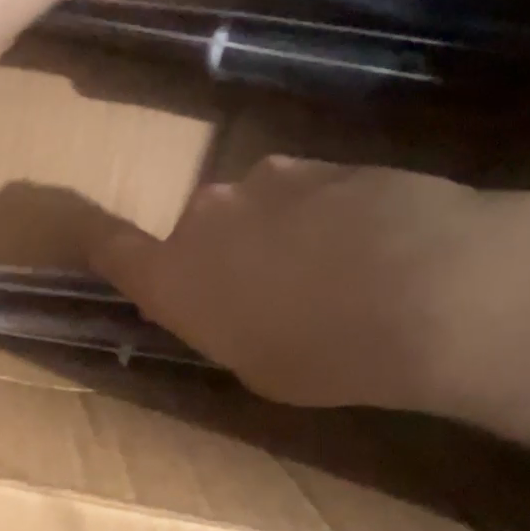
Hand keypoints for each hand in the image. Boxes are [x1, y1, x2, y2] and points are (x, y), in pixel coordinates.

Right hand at [89, 158, 496, 410]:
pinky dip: (325, 219)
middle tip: (266, 296)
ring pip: (255, 209)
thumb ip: (225, 327)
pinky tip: (371, 253)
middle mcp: (207, 216)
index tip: (95, 245)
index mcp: (174, 276)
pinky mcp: (331, 162)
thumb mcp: (255, 368)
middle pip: (198, 232)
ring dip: (275, 235)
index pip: (111, 249)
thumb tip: (232, 302)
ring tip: (331, 278)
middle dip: (221, 256)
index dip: (101, 246)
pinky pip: (308, 196)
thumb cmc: (323, 354)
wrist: (434, 290)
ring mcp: (270, 180)